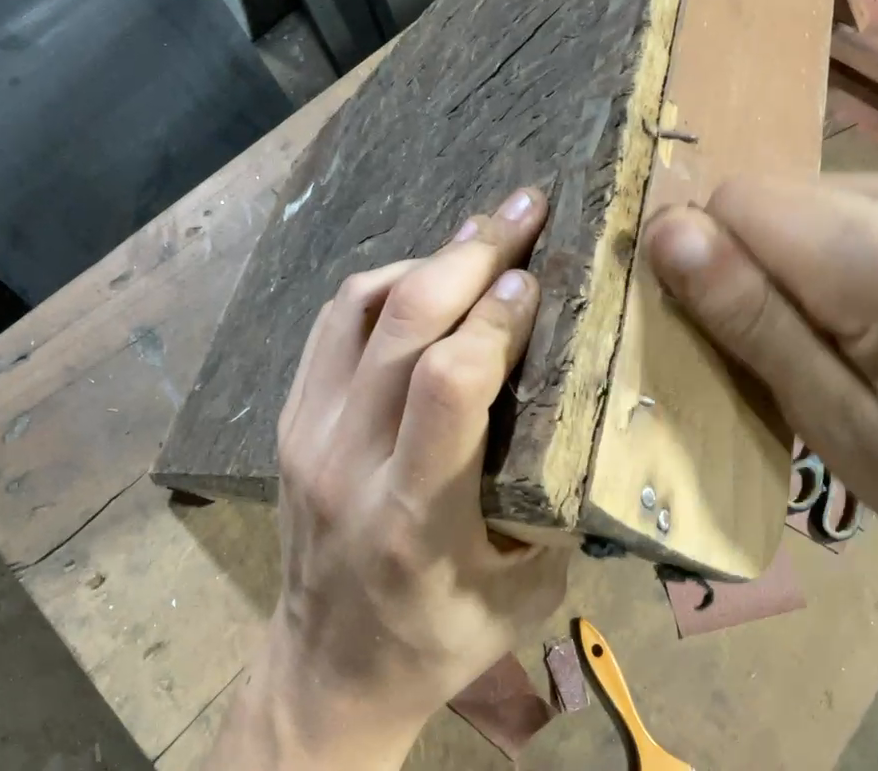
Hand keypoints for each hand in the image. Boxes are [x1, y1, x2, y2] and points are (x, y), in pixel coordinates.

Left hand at [209, 187, 570, 769]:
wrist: (325, 667)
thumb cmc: (438, 638)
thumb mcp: (523, 593)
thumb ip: (554, 498)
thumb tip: (588, 396)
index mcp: (414, 518)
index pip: (447, 385)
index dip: (494, 319)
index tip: (537, 281)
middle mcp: (348, 462)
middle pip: (401, 324)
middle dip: (470, 256)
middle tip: (524, 209)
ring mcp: (307, 434)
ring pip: (359, 308)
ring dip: (428, 260)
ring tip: (484, 234)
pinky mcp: (289, 418)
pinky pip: (333, 323)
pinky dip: (385, 284)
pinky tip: (428, 274)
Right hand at [642, 169, 877, 587]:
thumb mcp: (836, 425)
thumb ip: (750, 318)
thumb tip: (666, 232)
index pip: (742, 201)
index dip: (716, 260)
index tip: (741, 331)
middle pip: (784, 194)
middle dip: (767, 261)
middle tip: (813, 350)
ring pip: (825, 193)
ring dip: (811, 254)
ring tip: (863, 334)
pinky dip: (859, 246)